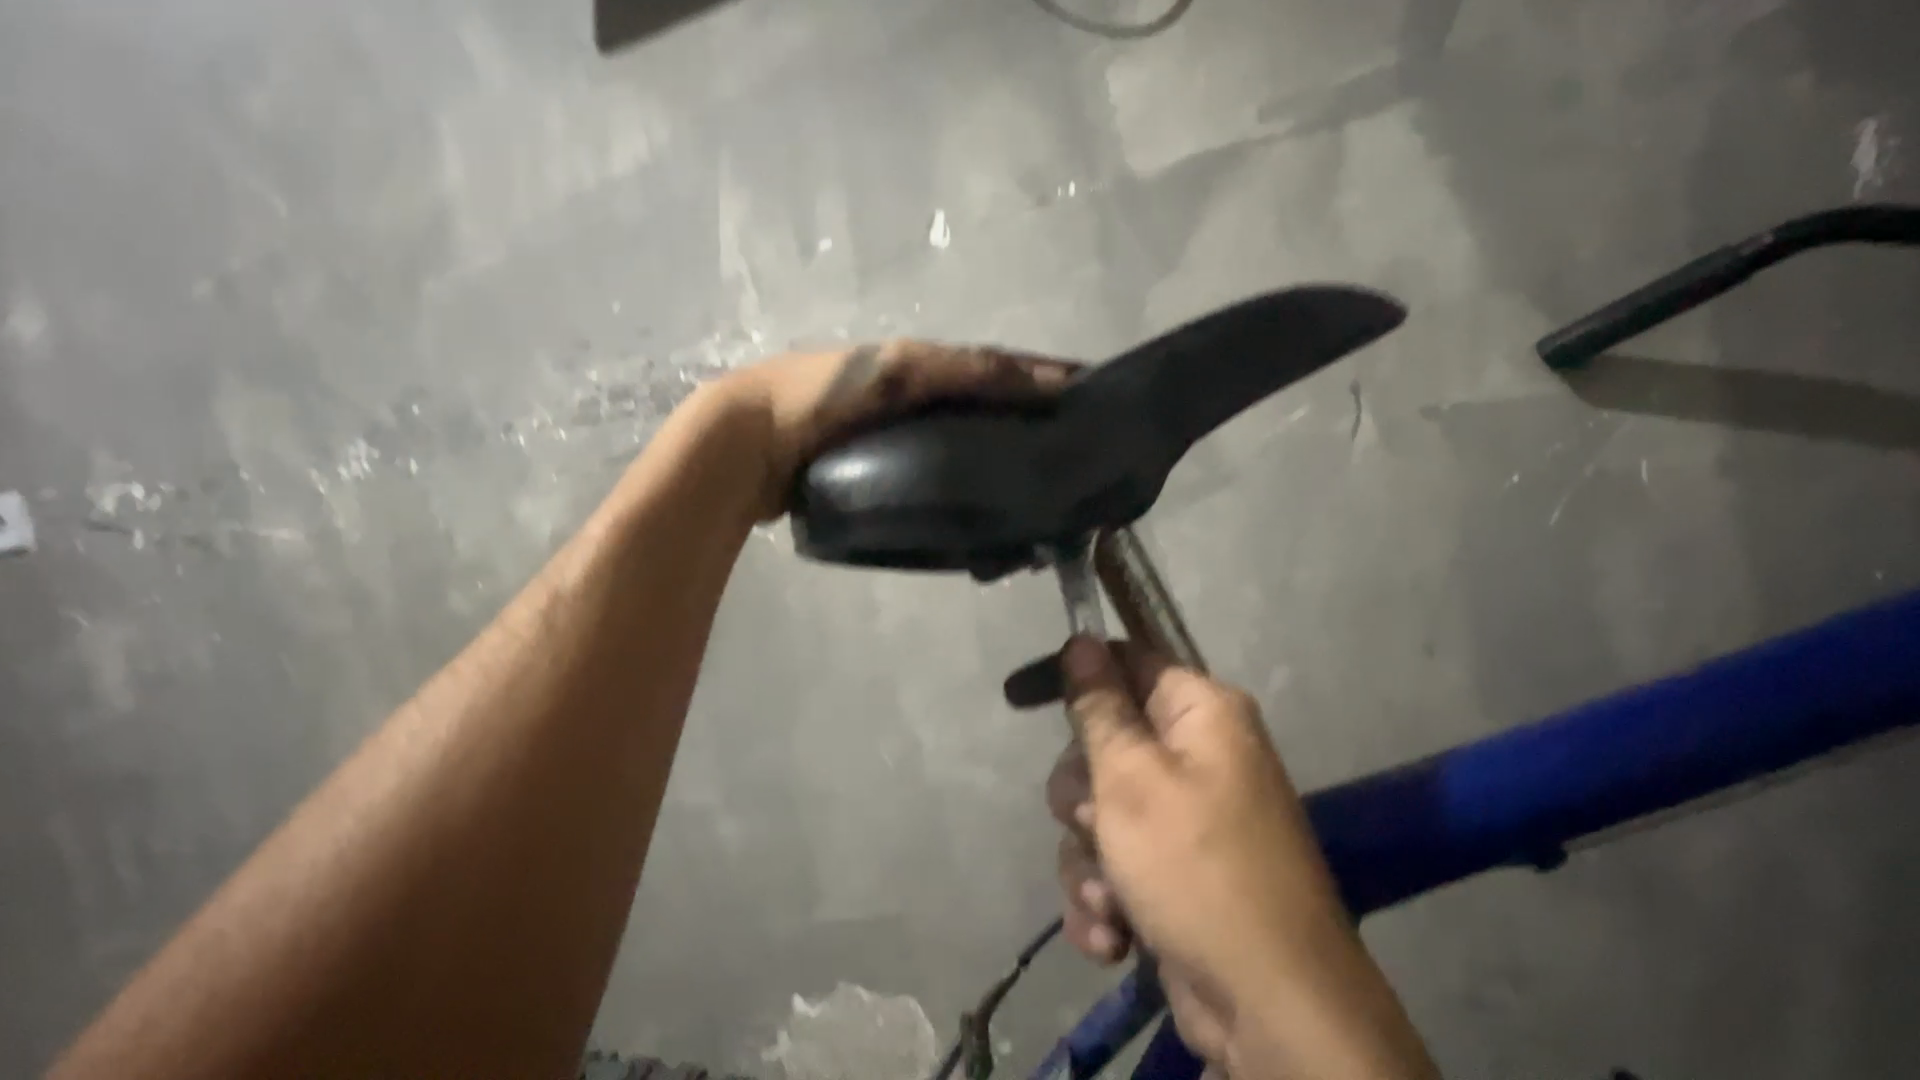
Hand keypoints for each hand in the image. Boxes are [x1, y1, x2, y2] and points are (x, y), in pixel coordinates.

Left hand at [703, 341, 1072, 520]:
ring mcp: (900, 449)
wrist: (747, 446)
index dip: (1044, 384)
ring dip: (1005, 483)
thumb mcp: (897, 369)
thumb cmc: (822, 394)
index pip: (1000, 373)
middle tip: (1074, 476)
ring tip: (1041, 515)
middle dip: (1031, 439)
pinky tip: (990, 533)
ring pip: (967, 463)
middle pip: (988, 420)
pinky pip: (938, 495)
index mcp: (924, 369)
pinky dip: (969, 508)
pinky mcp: (883, 489)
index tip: (1094, 409)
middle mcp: (918, 406)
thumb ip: (967, 371)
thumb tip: (1051, 382)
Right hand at [1050, 638, 1436, 1076]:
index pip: (1127, 662)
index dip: (1075, 676)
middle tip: (1090, 822)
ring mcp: (1191, 821)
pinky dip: (1106, 899)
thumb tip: (1082, 640)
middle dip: (1080, 796)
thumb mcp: (1132, 780)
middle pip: (1104, 746)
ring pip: (1100, 813)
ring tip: (1109, 900)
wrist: (1268, 1004)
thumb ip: (1099, 708)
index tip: (1018, 698)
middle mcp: (1201, 758)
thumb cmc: (1195, 869)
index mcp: (1202, 715)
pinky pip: (1117, 864)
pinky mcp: (1178, 875)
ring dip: (1089, 861)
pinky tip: (1114, 936)